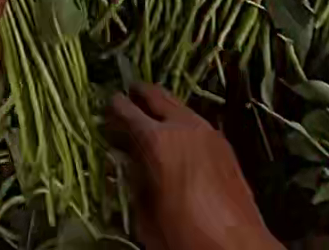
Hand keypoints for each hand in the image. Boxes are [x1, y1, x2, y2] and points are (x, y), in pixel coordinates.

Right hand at [108, 85, 280, 249]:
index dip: (113, 107)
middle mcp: (180, 125)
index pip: (126, 110)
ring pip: (176, 103)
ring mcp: (204, 129)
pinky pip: (194, 119)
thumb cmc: (186, 238)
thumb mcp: (145, 217)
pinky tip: (178, 137)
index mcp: (156, 141)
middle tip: (128, 97)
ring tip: (151, 115)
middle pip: (154, 94)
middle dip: (138, 94)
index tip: (106, 109)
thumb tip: (122, 165)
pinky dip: (180, 120)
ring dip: (161, 106)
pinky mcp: (222, 141)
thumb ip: (132, 183)